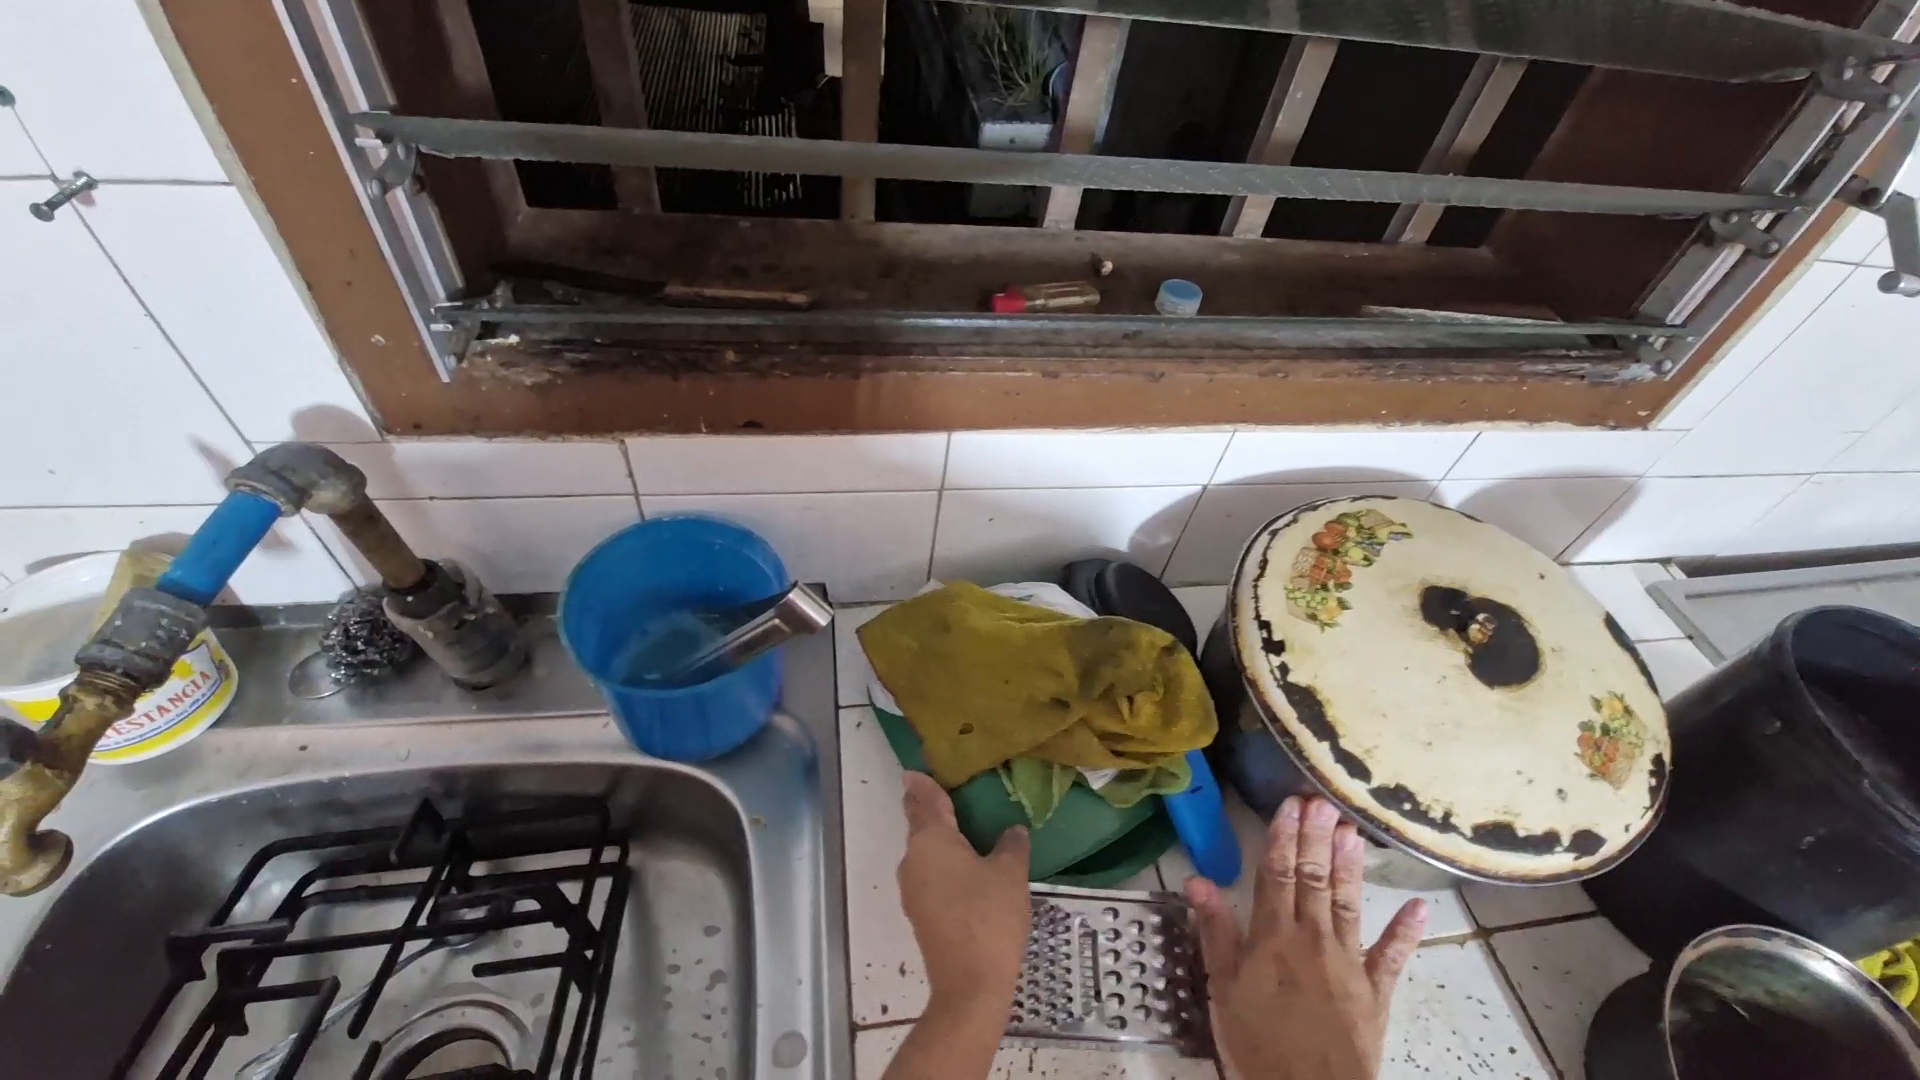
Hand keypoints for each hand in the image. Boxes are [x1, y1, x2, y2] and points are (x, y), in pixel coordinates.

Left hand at [898, 771, 1031, 1012]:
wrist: (970, 985)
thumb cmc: (989, 917)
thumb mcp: (1010, 874)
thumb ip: (1011, 845)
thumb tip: (1013, 831)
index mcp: (931, 840)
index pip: (924, 801)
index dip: (921, 785)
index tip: (913, 771)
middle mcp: (913, 859)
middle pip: (919, 826)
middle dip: (928, 810)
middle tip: (946, 795)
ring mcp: (912, 889)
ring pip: (924, 853)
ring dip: (939, 841)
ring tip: (963, 831)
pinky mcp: (919, 914)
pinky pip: (929, 876)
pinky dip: (943, 865)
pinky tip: (964, 870)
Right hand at [1185, 797, 1427, 1079]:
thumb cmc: (1256, 1040)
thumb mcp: (1222, 986)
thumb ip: (1214, 930)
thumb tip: (1196, 878)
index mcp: (1272, 935)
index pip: (1276, 874)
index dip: (1282, 837)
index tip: (1290, 804)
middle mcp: (1312, 937)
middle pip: (1314, 878)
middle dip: (1316, 838)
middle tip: (1322, 801)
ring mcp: (1349, 962)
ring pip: (1348, 902)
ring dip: (1351, 865)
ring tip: (1353, 830)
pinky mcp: (1376, 991)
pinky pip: (1392, 956)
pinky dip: (1406, 930)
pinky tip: (1419, 905)